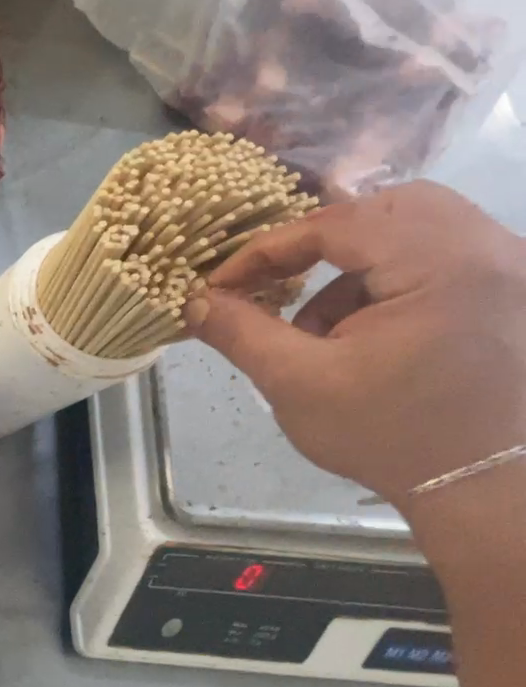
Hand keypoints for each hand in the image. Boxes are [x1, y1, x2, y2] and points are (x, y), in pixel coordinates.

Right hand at [184, 181, 525, 508]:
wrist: (485, 481)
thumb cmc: (386, 432)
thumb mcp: (295, 381)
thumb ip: (241, 331)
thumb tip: (194, 301)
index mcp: (445, 267)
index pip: (341, 222)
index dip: (269, 247)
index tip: (222, 284)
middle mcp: (494, 251)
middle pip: (393, 205)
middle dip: (319, 238)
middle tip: (271, 279)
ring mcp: (513, 270)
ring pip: (419, 226)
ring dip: (351, 262)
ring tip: (315, 320)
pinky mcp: (513, 291)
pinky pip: (441, 255)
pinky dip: (386, 279)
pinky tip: (358, 331)